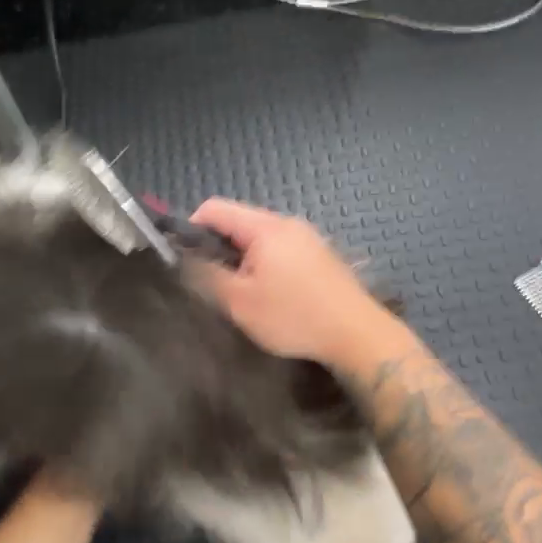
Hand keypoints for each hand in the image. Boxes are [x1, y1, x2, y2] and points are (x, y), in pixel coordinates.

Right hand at [188, 198, 405, 366]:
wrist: (357, 334)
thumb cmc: (294, 317)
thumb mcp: (239, 301)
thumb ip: (207, 275)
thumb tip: (184, 257)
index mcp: (264, 227)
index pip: (214, 208)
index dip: (191, 229)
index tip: (185, 260)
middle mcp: (287, 223)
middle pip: (238, 222)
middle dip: (219, 248)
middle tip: (213, 283)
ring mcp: (308, 238)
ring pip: (260, 238)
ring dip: (243, 259)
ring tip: (241, 293)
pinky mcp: (321, 255)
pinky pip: (281, 250)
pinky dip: (266, 265)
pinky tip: (271, 296)